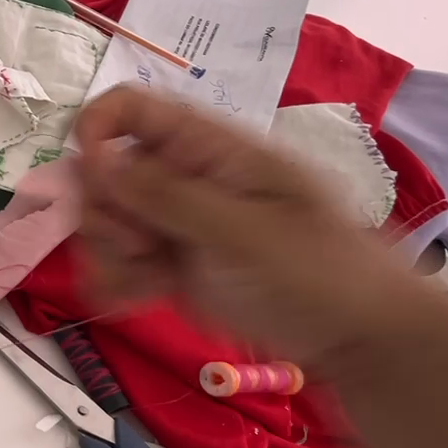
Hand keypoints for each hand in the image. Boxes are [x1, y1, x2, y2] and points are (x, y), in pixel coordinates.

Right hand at [74, 87, 434, 374]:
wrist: (354, 339)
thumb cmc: (314, 273)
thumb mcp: (241, 231)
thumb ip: (165, 195)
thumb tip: (93, 160)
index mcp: (208, 148)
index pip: (130, 108)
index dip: (95, 132)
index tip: (93, 181)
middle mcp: (179, 177)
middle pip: (100, 173)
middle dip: (105, 214)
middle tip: (141, 247)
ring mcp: (168, 221)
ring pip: (100, 221)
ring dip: (109, 255)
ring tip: (149, 281)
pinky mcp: (161, 261)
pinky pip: (109, 259)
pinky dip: (115, 280)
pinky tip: (141, 297)